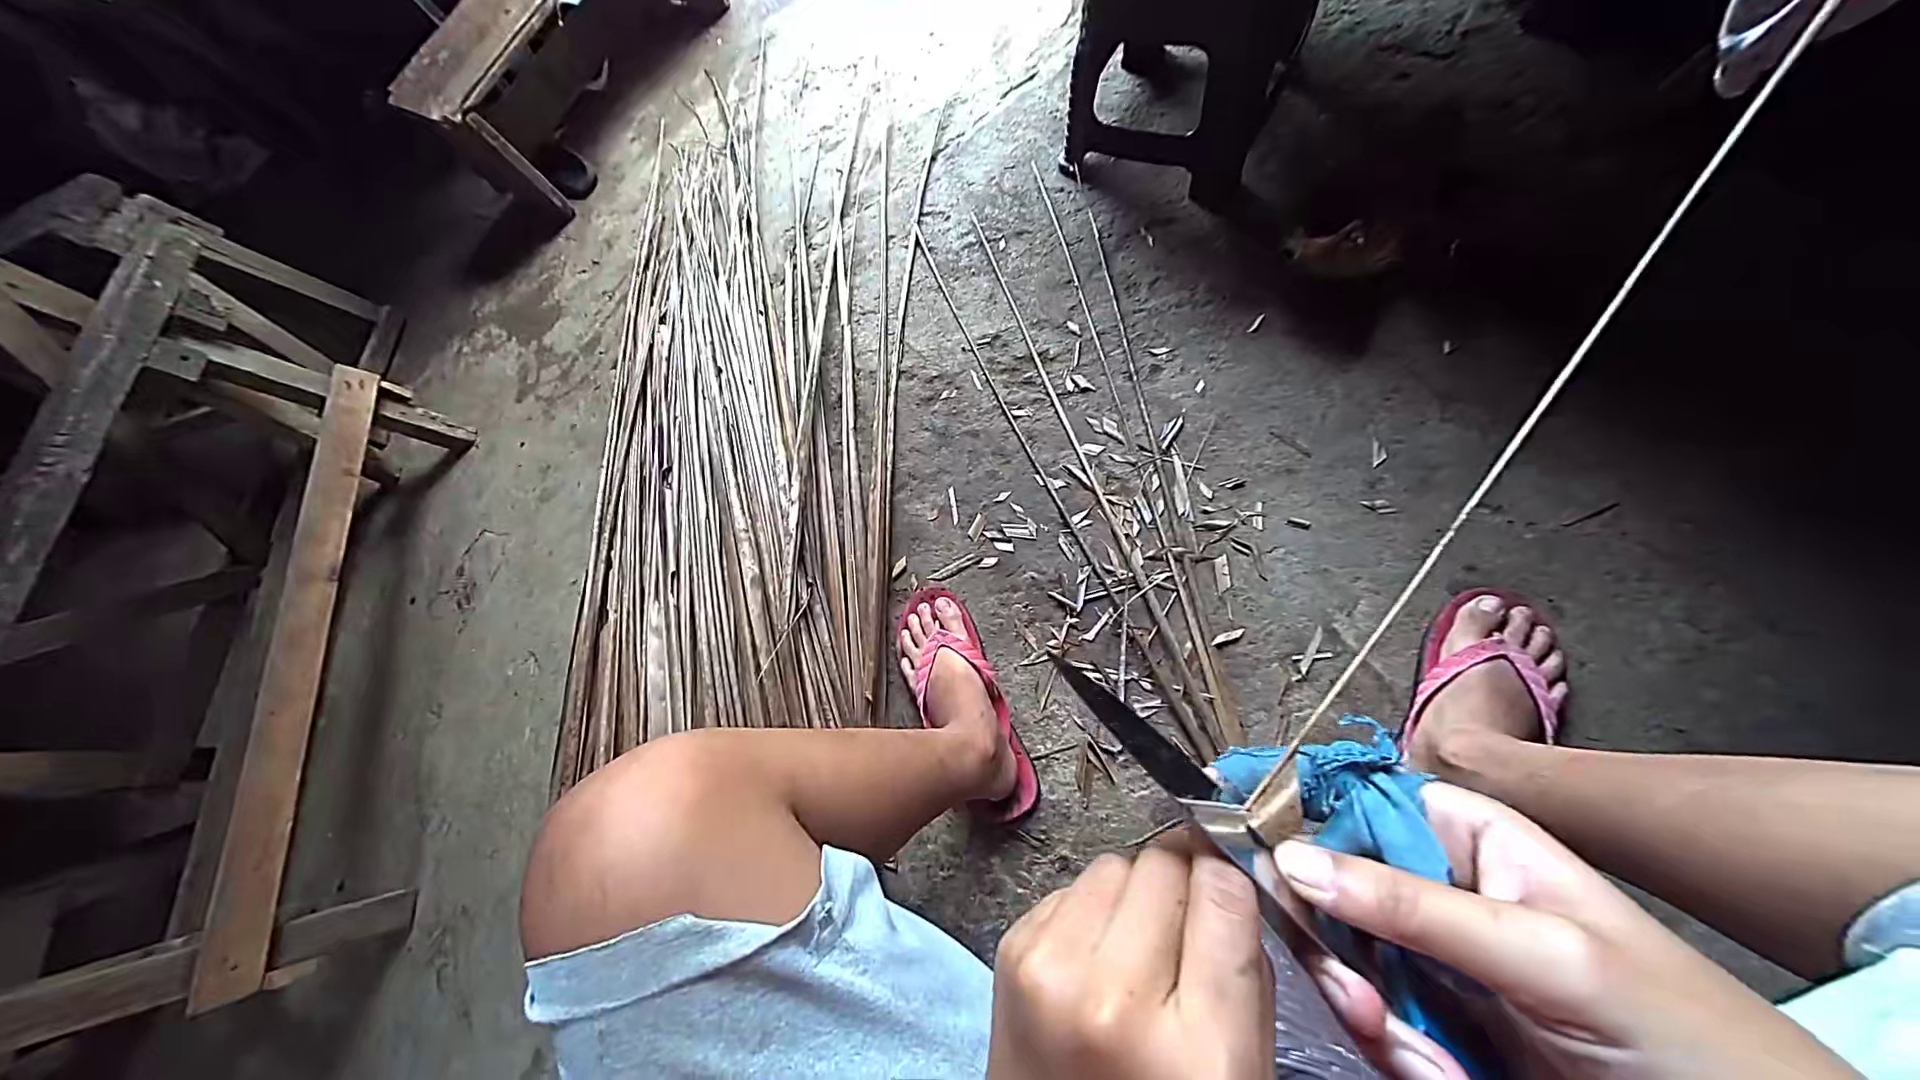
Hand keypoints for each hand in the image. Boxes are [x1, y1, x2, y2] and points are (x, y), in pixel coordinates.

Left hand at [988, 835, 1274, 1079]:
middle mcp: (1115, 998)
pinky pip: (1072, 886)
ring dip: (1130, 892)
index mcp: (1197, 1046)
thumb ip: (1241, 967)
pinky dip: (1090, 909)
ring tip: (1131, 947)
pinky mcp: (1013, 947)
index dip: (1227, 873)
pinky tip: (1090, 956)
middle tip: (1179, 924)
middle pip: (1162, 864)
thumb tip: (1223, 871)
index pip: (1222, 893)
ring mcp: (1052, 968)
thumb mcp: (1236, 1066)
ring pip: (1113, 864)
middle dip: (1179, 881)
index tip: (1226, 876)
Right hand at [1263, 782, 1858, 1079]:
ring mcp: (1421, 945)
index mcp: (1455, 831)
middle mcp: (1426, 876)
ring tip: (1408, 1049)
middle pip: (1326, 879)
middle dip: (1331, 939)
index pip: (1346, 803)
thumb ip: (1410, 903)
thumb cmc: (1669, 1025)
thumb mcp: (1542, 952)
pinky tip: (1429, 1068)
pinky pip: (1364, 1004)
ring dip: (1359, 1000)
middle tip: (1352, 993)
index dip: (1296, 823)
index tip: (1260, 860)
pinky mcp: (1421, 1007)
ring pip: (1337, 947)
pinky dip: (1384, 1041)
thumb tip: (1285, 858)